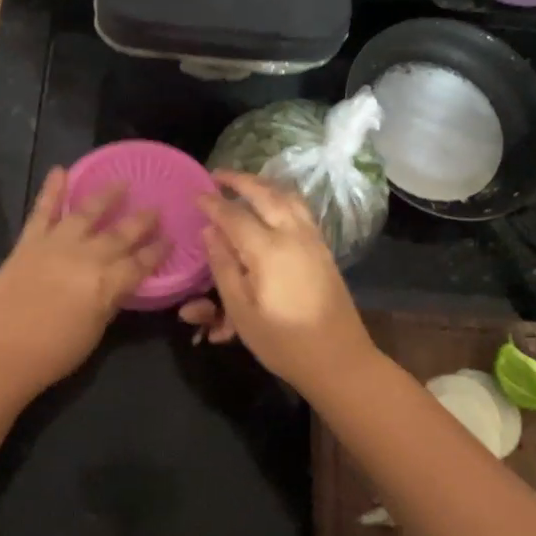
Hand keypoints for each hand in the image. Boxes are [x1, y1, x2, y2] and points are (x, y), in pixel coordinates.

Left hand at [0, 168, 166, 400]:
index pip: (140, 263)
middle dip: (141, 221)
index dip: (157, 251)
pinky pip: (43, 210)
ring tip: (121, 183)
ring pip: (87, 213)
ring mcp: (56, 244)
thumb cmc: (52, 354)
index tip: (170, 239)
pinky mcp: (29, 242)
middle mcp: (86, 256)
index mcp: (106, 283)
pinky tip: (60, 170)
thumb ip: (109, 302)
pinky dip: (52, 189)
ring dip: (105, 196)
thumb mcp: (94, 333)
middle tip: (155, 209)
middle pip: (120, 234)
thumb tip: (118, 284)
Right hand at [180, 172, 381, 395]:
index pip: (233, 215)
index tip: (196, 195)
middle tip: (218, 176)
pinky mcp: (323, 248)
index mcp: (267, 249)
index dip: (213, 204)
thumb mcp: (241, 311)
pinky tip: (273, 203)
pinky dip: (282, 196)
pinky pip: (300, 209)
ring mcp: (312, 239)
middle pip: (264, 194)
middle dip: (239, 180)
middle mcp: (292, 234)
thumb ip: (223, 266)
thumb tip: (210, 231)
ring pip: (287, 197)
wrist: (339, 360)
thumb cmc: (283, 342)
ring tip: (245, 184)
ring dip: (263, 184)